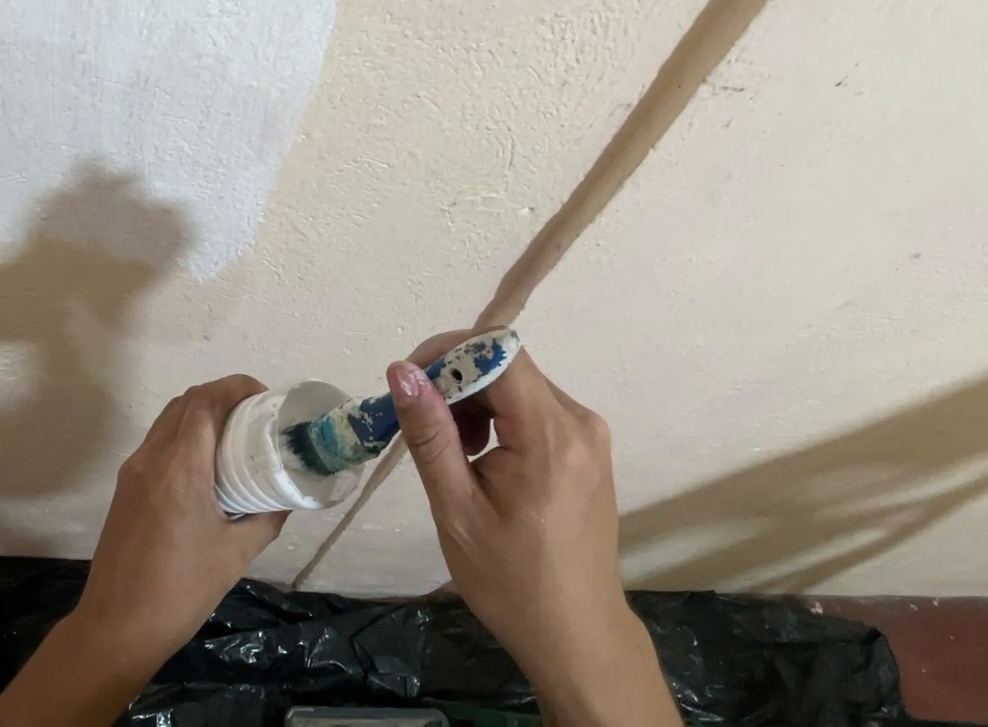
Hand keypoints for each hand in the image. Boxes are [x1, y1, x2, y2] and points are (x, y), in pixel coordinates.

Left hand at [77, 373, 288, 659]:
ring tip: (233, 433)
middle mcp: (152, 458)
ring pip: (168, 419)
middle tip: (254, 413)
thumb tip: (287, 495)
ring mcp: (133, 470)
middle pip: (186, 402)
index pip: (204, 402)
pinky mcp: (125, 486)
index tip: (263, 395)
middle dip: (221, 395)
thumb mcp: (236, 555)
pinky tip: (205, 462)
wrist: (116, 627)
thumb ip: (266, 518)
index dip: (235, 386)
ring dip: (200, 413)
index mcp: (180, 468)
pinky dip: (183, 434)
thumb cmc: (180, 591)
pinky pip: (157, 441)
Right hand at [387, 331, 677, 725]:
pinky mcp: (585, 445)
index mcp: (551, 436)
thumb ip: (429, 433)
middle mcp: (578, 421)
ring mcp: (587, 432)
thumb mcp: (456, 508)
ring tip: (451, 451)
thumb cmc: (511, 581)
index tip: (410, 383)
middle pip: (505, 365)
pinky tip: (479, 456)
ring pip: (515, 382)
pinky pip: (531, 405)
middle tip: (421, 426)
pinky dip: (495, 416)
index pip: (498, 353)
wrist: (576, 635)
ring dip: (472, 401)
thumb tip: (401, 370)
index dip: (447, 352)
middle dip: (454, 382)